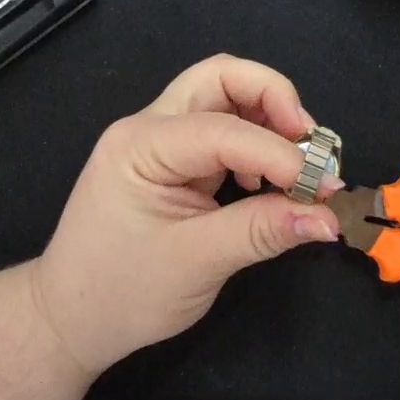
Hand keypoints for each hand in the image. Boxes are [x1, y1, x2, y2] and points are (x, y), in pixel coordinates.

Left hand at [29, 55, 342, 373]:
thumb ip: (263, 231)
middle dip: (273, 98)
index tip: (324, 187)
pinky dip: (253, 142)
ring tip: (294, 165)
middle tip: (310, 142)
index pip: (225, 129)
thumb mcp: (197, 264)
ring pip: (221, 96)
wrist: (69, 320)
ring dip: (266, 118)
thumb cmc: (121, 294)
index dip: (280, 154)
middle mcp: (148, 128)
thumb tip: (329, 218)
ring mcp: (158, 140)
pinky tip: (264, 181)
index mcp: (142, 146)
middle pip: (220, 79)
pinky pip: (219, 129)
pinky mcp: (171, 161)